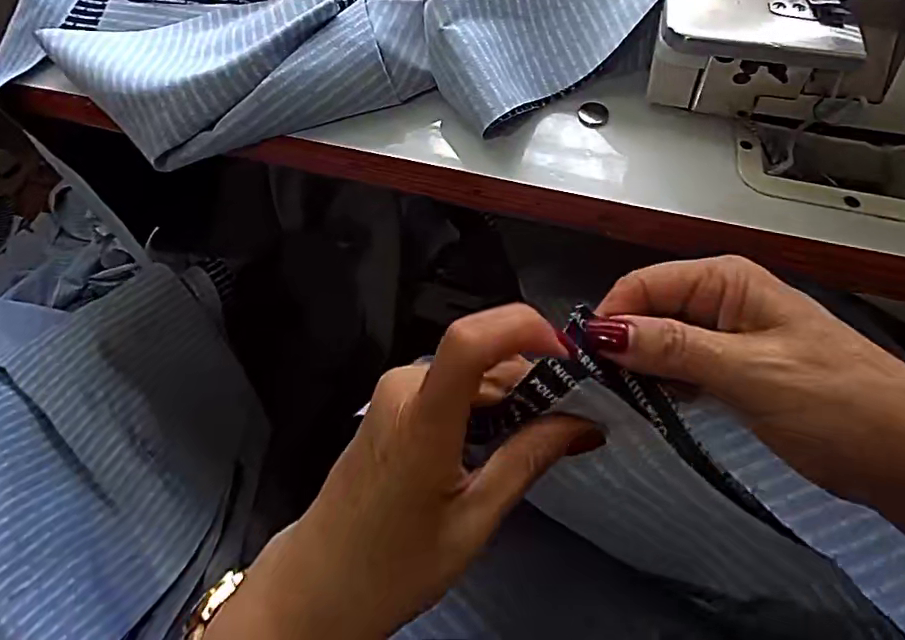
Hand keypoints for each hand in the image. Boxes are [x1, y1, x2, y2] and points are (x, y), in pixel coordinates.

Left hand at [205, 305, 594, 639]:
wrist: (322, 577)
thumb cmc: (394, 562)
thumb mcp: (473, 520)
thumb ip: (526, 460)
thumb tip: (582, 423)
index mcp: (421, 416)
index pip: (467, 340)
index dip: (520, 327)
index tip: (569, 356)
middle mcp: (403, 386)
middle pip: (480, 357)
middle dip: (533, 377)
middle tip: (577, 417)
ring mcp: (393, 390)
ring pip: (468, 372)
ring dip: (511, 393)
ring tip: (548, 434)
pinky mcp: (392, 401)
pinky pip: (449, 386)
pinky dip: (485, 402)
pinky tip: (507, 436)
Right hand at [594, 255, 904, 505]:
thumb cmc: (849, 409)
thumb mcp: (751, 374)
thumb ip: (673, 348)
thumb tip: (603, 331)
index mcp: (727, 279)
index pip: (643, 284)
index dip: (613, 316)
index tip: (589, 355)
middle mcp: (722, 297)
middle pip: (647, 308)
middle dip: (625, 341)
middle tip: (609, 380)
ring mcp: (728, 332)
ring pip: (659, 336)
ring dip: (643, 362)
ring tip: (635, 393)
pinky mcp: (733, 365)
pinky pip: (679, 361)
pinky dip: (664, 378)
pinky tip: (662, 398)